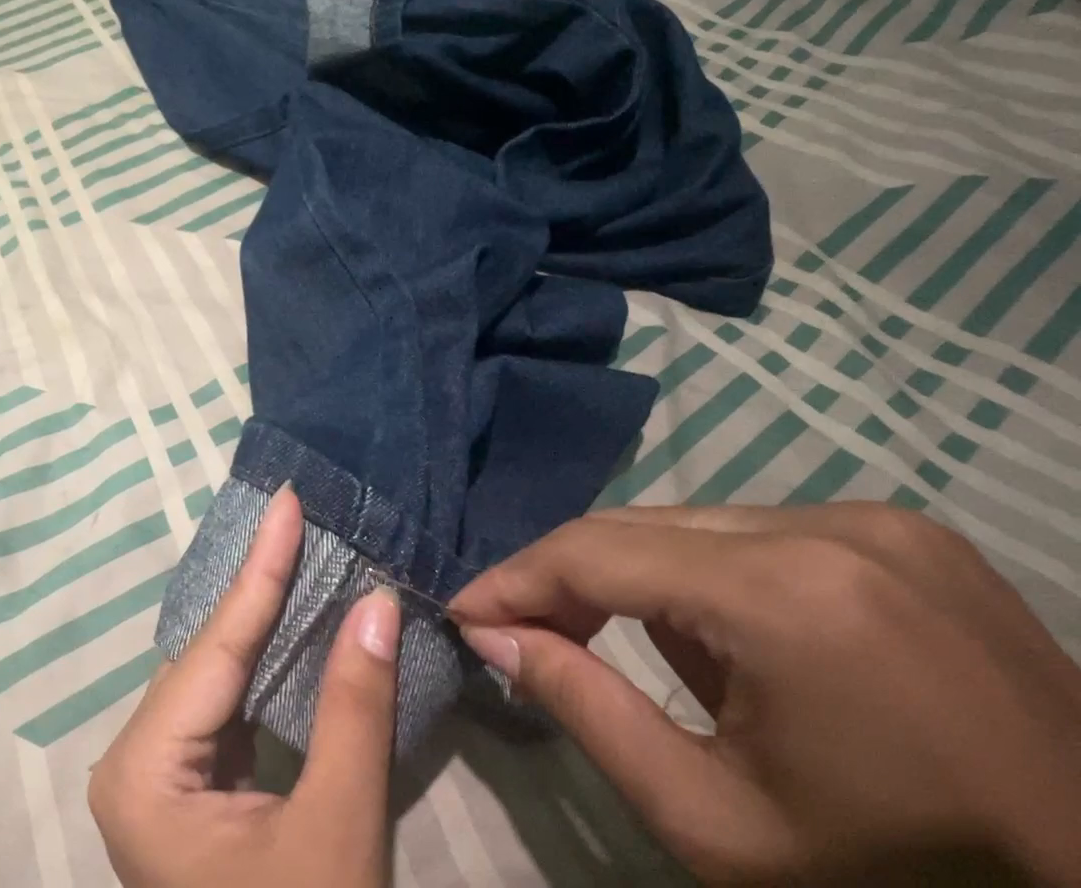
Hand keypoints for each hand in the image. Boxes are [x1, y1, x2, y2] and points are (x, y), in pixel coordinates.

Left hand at [89, 485, 401, 887]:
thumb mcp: (335, 827)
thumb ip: (349, 710)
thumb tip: (373, 604)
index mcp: (144, 769)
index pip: (214, 649)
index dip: (258, 570)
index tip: (283, 502)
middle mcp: (133, 761)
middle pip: (205, 658)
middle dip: (256, 589)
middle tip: (294, 518)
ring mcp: (153, 777)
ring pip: (211, 679)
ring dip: (256, 622)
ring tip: (293, 552)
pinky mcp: (181, 791)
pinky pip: (219, 709)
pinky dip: (256, 667)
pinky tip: (282, 625)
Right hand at [449, 503, 1080, 885]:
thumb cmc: (892, 876)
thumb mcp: (710, 818)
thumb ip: (582, 706)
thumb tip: (490, 633)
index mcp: (787, 593)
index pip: (595, 552)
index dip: (512, 580)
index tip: (461, 615)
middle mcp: (833, 526)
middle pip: (640, 526)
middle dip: (568, 580)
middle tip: (519, 637)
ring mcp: (886, 524)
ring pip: (696, 524)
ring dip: (640, 581)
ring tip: (626, 654)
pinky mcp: (914, 539)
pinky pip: (762, 535)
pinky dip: (712, 578)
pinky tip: (727, 648)